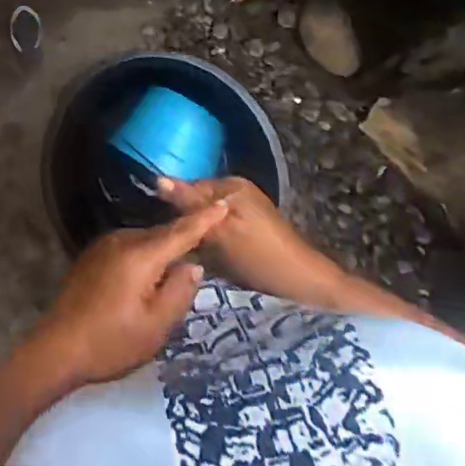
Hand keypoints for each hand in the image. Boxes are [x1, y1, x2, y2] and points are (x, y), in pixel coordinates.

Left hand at [20, 201, 228, 386]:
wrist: (57, 346)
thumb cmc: (111, 341)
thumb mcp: (155, 326)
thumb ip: (179, 292)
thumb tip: (193, 264)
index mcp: (140, 255)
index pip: (180, 232)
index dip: (203, 219)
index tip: (224, 204)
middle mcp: (122, 240)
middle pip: (161, 234)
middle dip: (184, 235)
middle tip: (209, 238)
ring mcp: (103, 245)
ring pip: (144, 240)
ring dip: (162, 248)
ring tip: (181, 260)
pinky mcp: (92, 255)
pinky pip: (128, 246)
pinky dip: (144, 254)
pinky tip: (148, 272)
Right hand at [157, 176, 337, 303]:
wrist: (307, 287)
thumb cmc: (260, 258)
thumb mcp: (220, 233)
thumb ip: (190, 205)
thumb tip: (157, 178)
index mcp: (230, 184)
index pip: (186, 188)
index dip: (172, 209)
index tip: (160, 233)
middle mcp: (237, 190)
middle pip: (197, 202)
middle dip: (185, 221)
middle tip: (172, 248)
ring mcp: (246, 208)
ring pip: (207, 216)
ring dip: (197, 234)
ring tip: (185, 255)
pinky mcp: (251, 228)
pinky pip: (220, 228)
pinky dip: (212, 241)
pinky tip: (208, 259)